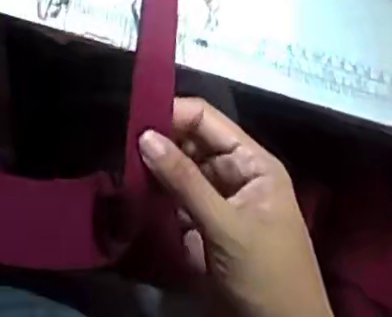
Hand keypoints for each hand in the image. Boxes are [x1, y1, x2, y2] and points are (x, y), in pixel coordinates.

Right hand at [139, 99, 332, 316]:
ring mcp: (218, 197)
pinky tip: (134, 189)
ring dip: (152, 167)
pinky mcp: (203, 221)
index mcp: (252, 163)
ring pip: (177, 165)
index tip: (135, 120)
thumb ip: (185, 180)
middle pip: (187, 138)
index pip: (204, 118)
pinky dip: (155, 191)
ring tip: (123, 164)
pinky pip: (173, 193)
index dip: (171, 112)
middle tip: (122, 144)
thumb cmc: (269, 279)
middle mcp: (235, 172)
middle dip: (157, 140)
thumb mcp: (228, 229)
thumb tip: (143, 134)